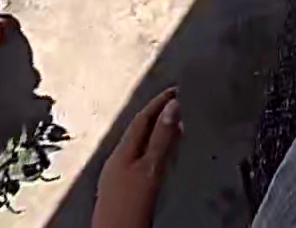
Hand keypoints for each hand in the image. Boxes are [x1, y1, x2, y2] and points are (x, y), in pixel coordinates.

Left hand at [93, 88, 182, 227]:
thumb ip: (162, 137)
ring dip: (158, 135)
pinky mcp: (121, 192)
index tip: (176, 89)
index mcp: (121, 151)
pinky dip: (155, 152)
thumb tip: (173, 104)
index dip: (159, 102)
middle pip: (140, 131)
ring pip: (141, 147)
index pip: (141, 118)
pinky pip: (140, 161)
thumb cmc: (131, 206)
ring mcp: (116, 177)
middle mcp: (116, 161)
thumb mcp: (150, 169)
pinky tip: (163, 159)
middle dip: (159, 116)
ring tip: (176, 127)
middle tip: (178, 104)